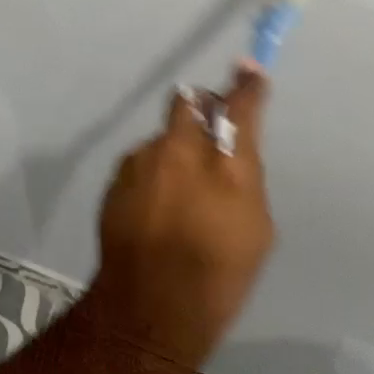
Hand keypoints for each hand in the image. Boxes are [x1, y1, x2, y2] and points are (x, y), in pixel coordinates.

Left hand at [78, 62, 276, 371]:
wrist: (151, 304)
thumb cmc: (218, 273)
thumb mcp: (255, 227)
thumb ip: (243, 176)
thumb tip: (234, 149)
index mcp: (224, 162)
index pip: (239, 107)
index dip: (246, 85)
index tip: (249, 68)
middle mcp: (180, 148)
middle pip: (188, 102)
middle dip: (199, 109)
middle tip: (206, 136)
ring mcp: (142, 159)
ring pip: (162, 137)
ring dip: (172, 152)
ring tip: (177, 196)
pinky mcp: (117, 177)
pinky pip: (141, 163)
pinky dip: (151, 175)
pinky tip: (154, 208)